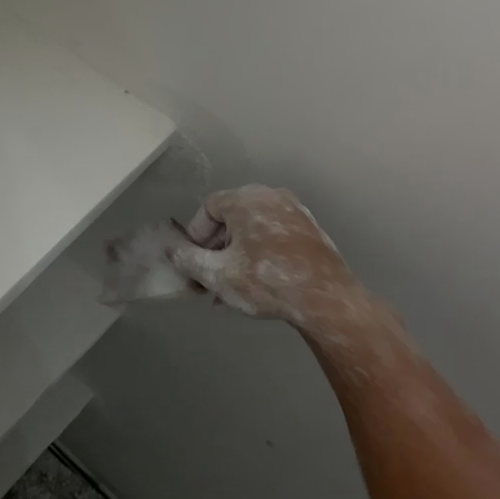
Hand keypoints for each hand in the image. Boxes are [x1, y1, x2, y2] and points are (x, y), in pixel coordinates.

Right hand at [164, 184, 376, 337]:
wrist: (327, 301)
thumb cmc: (265, 281)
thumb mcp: (216, 274)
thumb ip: (187, 259)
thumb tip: (172, 250)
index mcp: (247, 199)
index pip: (208, 208)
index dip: (195, 234)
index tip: (192, 261)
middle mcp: (271, 197)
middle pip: (231, 220)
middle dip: (215, 250)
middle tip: (208, 278)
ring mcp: (295, 213)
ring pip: (252, 232)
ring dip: (235, 258)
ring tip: (228, 291)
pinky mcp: (310, 233)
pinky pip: (273, 239)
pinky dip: (259, 256)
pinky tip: (254, 288)